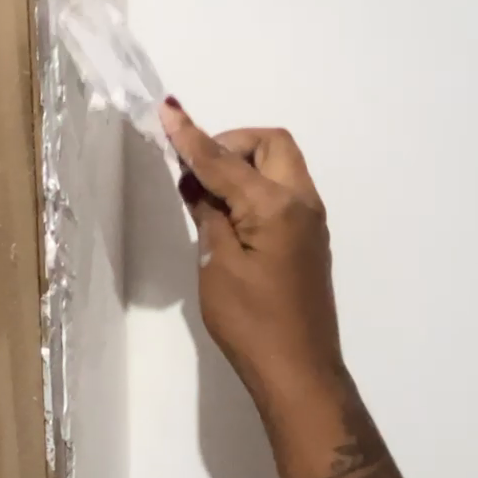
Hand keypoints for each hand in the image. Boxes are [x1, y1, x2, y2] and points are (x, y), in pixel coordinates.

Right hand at [161, 98, 343, 404]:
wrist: (296, 366)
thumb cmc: (249, 320)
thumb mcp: (216, 266)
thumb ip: (210, 216)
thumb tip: (201, 183)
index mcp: (276, 206)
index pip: (226, 160)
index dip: (193, 137)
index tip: (168, 111)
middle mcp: (301, 201)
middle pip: (270, 144)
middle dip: (230, 143)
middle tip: (195, 170)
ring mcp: (309, 219)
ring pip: (279, 165)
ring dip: (242, 164)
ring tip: (205, 194)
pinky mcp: (307, 238)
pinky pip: (282, 191)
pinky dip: (254, 186)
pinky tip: (227, 215)